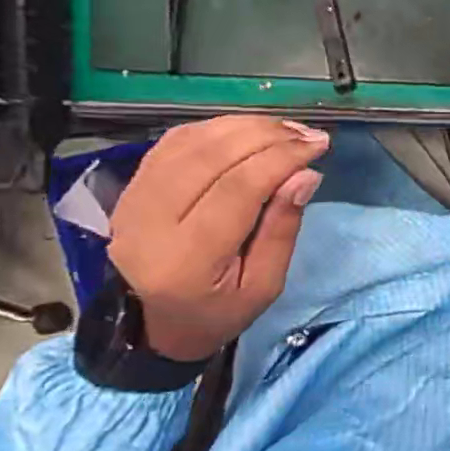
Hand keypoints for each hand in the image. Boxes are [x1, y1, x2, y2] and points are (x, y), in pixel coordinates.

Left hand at [108, 116, 327, 361]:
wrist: (148, 324)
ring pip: (193, 140)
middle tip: (306, 134)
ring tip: (283, 130)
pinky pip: (176, 140)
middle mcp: (152, 220)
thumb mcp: (261, 288)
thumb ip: (281, 230)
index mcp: (187, 259)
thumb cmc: (213, 313)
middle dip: (267, 135)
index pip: (238, 188)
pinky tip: (244, 132)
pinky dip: (215, 128)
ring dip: (243, 126)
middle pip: (213, 155)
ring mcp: (135, 197)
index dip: (281, 158)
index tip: (317, 146)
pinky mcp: (132, 185)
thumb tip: (305, 174)